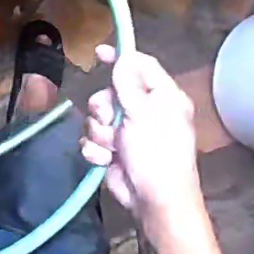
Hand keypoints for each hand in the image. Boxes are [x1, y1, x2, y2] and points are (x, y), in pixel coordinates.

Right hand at [79, 44, 201, 216]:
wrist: (153, 200)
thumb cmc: (157, 154)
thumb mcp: (144, 113)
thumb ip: (129, 84)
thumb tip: (124, 56)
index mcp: (162, 98)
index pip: (140, 67)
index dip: (120, 58)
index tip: (98, 53)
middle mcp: (144, 112)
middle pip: (110, 93)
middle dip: (103, 107)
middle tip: (109, 119)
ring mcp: (127, 132)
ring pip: (96, 118)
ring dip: (99, 133)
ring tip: (113, 147)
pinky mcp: (112, 151)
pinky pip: (91, 140)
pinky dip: (95, 151)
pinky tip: (106, 160)